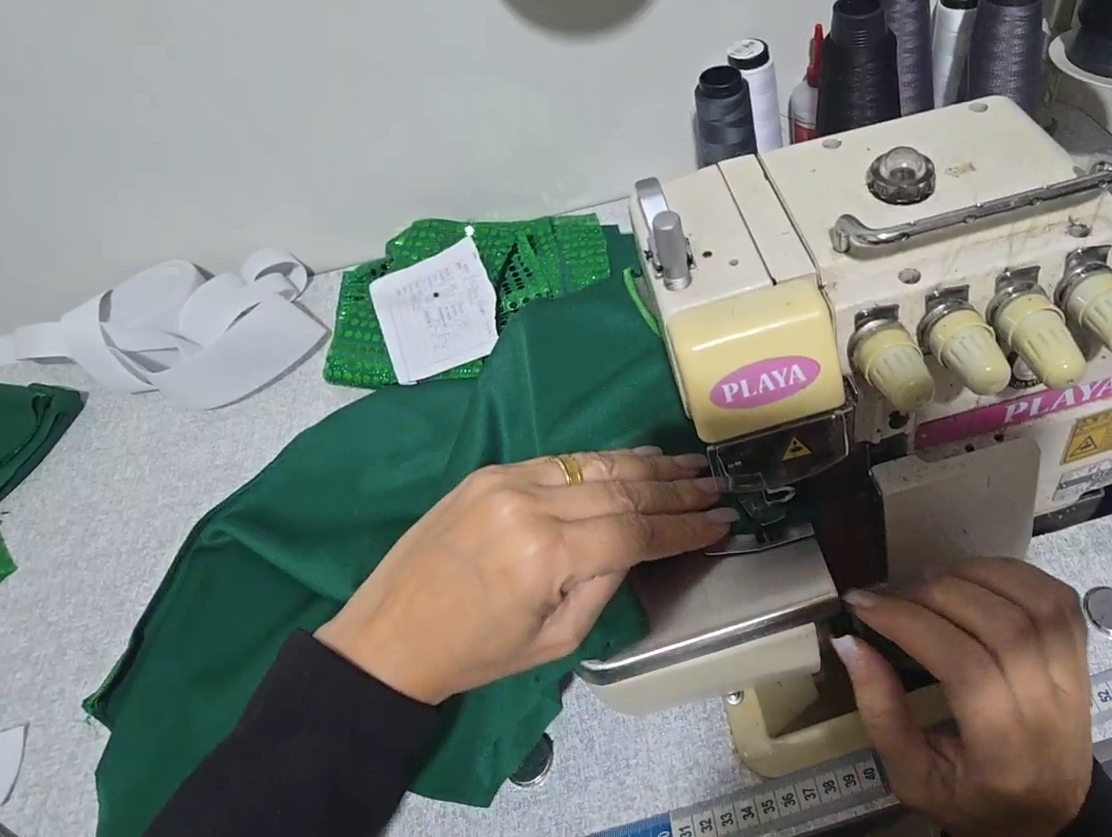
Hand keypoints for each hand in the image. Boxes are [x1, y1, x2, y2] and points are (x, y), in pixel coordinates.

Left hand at [315, 448, 734, 703]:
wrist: (391, 634)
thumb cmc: (476, 653)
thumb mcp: (556, 639)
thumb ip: (605, 582)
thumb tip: (639, 543)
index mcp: (545, 556)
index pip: (634, 531)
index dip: (683, 527)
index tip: (720, 521)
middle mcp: (529, 504)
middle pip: (622, 489)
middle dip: (676, 490)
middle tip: (715, 487)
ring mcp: (508, 479)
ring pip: (596, 465)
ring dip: (648, 465)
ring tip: (688, 465)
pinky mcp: (492, 470)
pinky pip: (563, 460)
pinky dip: (605, 460)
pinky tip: (637, 457)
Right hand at [832, 559, 1092, 836]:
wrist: (1049, 815)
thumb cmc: (973, 797)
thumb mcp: (913, 778)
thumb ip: (881, 713)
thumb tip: (849, 642)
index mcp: (1006, 753)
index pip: (965, 668)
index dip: (910, 623)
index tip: (863, 603)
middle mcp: (1050, 711)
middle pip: (1001, 627)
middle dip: (933, 594)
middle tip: (891, 592)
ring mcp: (1074, 679)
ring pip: (1033, 604)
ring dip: (972, 575)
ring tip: (930, 582)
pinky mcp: (1083, 657)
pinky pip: (1055, 598)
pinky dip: (1012, 573)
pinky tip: (974, 578)